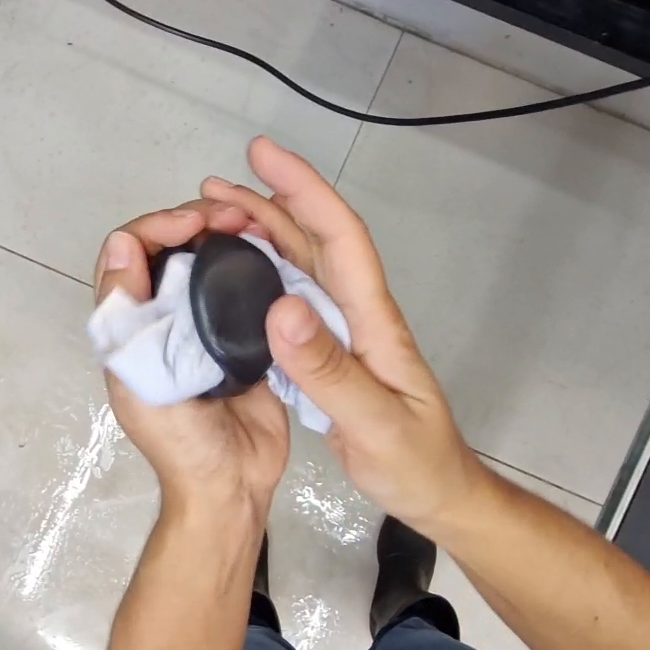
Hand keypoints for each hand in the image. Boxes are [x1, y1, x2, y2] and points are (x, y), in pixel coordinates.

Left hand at [95, 203, 289, 525]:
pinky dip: (257, 260)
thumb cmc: (179, 440)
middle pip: (171, 246)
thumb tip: (123, 243)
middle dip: (199, 220)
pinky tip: (276, 251)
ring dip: (230, 233)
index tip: (195, 225)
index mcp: (129, 324)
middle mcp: (163, 314)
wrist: (231, 483)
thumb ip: (127, 315)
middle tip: (236, 216)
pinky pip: (245, 284)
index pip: (129, 252)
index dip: (156, 227)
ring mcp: (203, 322)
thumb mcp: (139, 379)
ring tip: (258, 225)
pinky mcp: (242, 331)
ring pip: (208, 257)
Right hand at [198, 138, 495, 534]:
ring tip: (216, 218)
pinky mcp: (328, 354)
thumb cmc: (413, 462)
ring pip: (301, 266)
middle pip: (315, 241)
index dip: (305, 191)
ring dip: (262, 234)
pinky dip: (261, 277)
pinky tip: (236, 277)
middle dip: (270, 202)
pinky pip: (290, 301)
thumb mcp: (373, 422)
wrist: (436, 492)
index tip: (263, 156)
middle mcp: (355, 314)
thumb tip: (281, 304)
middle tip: (214, 188)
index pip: (340, 238)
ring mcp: (342, 333)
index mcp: (372, 320)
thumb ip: (328, 369)